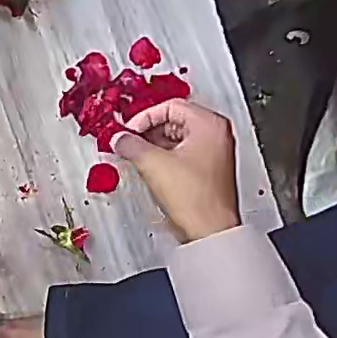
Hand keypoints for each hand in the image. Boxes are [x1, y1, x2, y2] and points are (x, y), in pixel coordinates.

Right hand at [113, 99, 242, 242]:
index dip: (144, 118)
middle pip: (174, 121)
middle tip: (130, 142)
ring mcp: (215, 152)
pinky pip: (182, 154)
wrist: (210, 230)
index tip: (129, 130)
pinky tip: (151, 168)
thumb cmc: (197, 199)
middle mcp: (216, 135)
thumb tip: (120, 138)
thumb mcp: (153, 164)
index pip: (170, 106)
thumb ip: (131, 145)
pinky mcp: (209, 170)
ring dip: (154, 145)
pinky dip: (165, 158)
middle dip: (148, 132)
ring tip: (137, 156)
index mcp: (209, 124)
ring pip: (177, 138)